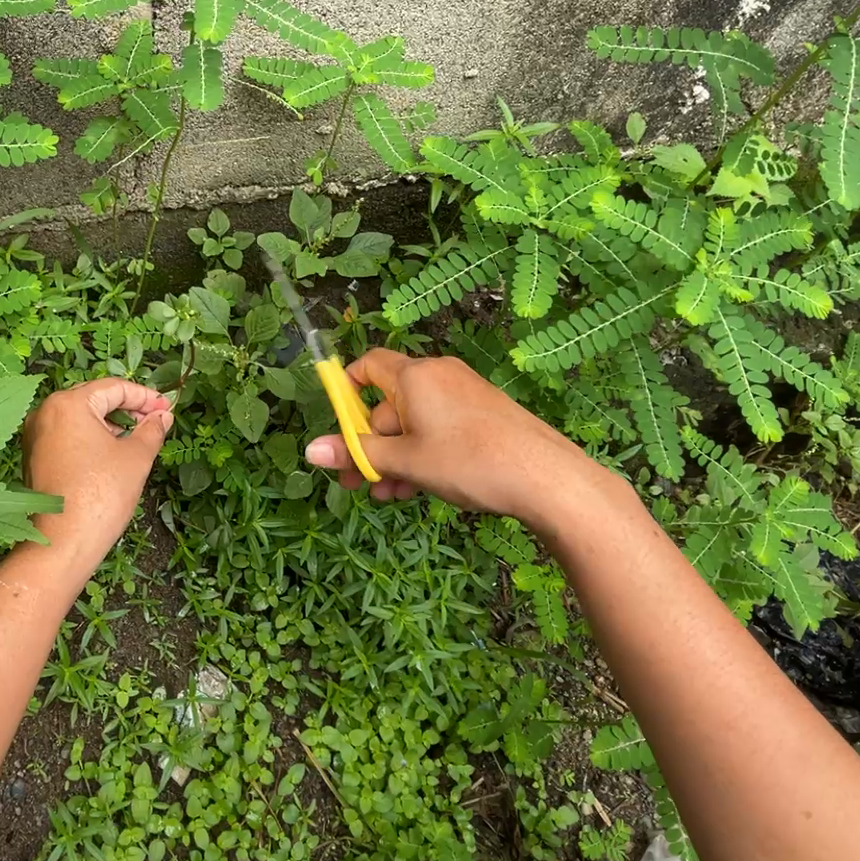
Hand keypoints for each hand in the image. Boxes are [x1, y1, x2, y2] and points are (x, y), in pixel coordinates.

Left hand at [19, 378, 172, 579]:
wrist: (62, 544)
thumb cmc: (101, 496)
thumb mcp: (136, 458)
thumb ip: (151, 429)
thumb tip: (163, 416)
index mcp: (68, 404)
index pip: (113, 388)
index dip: (145, 396)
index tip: (166, 406)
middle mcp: (45, 413)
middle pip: (94, 399)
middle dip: (127, 408)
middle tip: (155, 418)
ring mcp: (35, 436)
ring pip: (80, 419)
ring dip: (110, 424)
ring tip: (138, 438)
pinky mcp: (34, 458)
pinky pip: (67, 437)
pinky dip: (91, 439)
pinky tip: (112, 454)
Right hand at [304, 349, 619, 524]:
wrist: (549, 480)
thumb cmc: (468, 461)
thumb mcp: (405, 461)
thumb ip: (357, 453)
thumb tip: (310, 450)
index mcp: (414, 376)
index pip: (368, 365)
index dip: (346, 390)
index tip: (338, 425)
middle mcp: (438, 375)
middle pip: (388, 403)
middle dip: (371, 444)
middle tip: (359, 483)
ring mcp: (464, 394)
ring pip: (413, 422)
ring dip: (395, 457)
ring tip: (390, 495)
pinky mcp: (483, 415)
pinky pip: (439, 428)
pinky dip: (422, 453)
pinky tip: (419, 488)